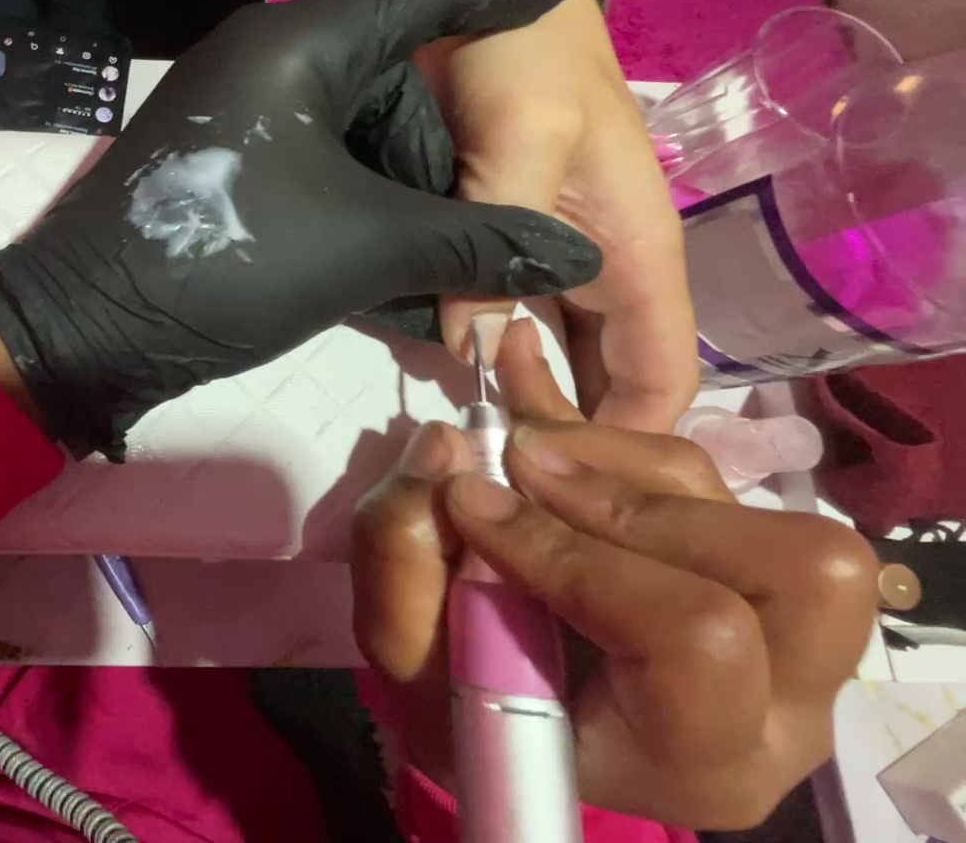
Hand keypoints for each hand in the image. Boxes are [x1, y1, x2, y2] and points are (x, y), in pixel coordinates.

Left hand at [0, 0, 603, 457]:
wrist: (87, 325)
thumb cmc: (225, 263)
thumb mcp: (363, 248)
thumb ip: (473, 240)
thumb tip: (576, 258)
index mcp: (291, 45)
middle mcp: (259, 66)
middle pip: (388, 81)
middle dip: (452, 144)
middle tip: (517, 192)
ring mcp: (234, 122)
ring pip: (349, 139)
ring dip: (408, 195)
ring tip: (472, 247)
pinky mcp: (220, 174)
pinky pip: (310, 175)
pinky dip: (359, 212)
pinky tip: (408, 265)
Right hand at [353, 318, 877, 828]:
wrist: (513, 710)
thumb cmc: (458, 698)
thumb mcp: (401, 648)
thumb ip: (399, 555)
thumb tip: (446, 442)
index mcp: (693, 753)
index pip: (694, 638)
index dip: (571, 554)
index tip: (468, 503)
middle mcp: (784, 700)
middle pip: (790, 570)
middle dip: (626, 500)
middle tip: (515, 462)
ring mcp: (796, 635)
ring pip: (765, 510)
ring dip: (624, 464)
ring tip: (526, 456)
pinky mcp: (762, 571)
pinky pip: (730, 487)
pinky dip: (627, 452)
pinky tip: (555, 462)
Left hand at [418, 0, 695, 430]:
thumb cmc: (521, 59)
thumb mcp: (520, 143)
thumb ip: (498, 242)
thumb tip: (468, 348)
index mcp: (634, 250)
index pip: (660, 370)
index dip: (629, 436)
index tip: (565, 487)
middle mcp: (591, 262)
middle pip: (594, 371)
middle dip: (554, 423)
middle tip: (485, 471)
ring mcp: (534, 252)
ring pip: (537, 343)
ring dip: (506, 386)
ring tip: (453, 434)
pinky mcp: (483, 236)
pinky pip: (488, 306)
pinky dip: (469, 340)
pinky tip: (427, 367)